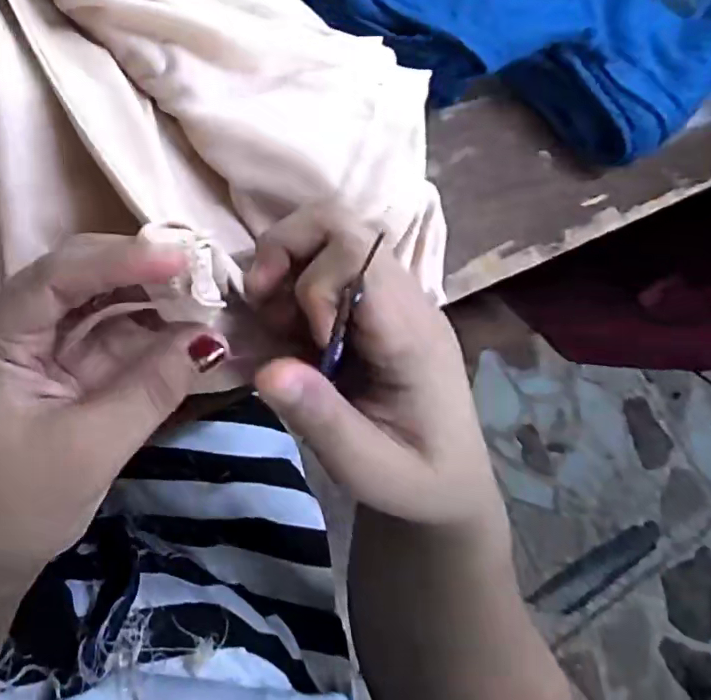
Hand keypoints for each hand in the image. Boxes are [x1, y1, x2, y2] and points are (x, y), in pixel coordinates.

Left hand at [0, 234, 227, 578]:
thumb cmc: (24, 503)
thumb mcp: (91, 448)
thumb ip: (150, 389)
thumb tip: (212, 339)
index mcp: (2, 335)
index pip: (58, 277)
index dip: (118, 259)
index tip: (177, 257)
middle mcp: (22, 322)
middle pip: (80, 270)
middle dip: (137, 263)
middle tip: (197, 262)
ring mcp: (50, 338)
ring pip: (102, 292)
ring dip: (150, 287)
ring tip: (202, 283)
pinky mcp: (76, 358)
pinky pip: (117, 326)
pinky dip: (153, 321)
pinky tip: (188, 317)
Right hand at [246, 205, 506, 538]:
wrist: (449, 489)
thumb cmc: (414, 482)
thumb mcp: (368, 469)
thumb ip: (321, 420)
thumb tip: (267, 368)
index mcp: (411, 332)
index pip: (358, 255)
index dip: (312, 284)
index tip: (303, 339)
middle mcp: (404, 298)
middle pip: (339, 222)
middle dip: (283, 248)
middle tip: (262, 300)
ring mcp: (390, 294)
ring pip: (327, 231)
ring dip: (283, 262)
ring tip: (274, 319)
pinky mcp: (372, 301)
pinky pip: (324, 258)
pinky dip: (289, 278)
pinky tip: (288, 325)